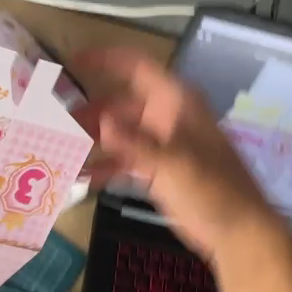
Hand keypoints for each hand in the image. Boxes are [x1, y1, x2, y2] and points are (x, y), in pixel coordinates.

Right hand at [73, 46, 282, 261]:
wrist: (238, 232)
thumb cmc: (214, 190)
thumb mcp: (174, 164)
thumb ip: (135, 144)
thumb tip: (100, 123)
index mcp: (176, 102)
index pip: (136, 67)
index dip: (106, 59)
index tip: (72, 60)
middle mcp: (164, 117)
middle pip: (118, 104)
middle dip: (86, 112)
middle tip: (52, 123)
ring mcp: (159, 144)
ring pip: (116, 134)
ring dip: (89, 141)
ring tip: (58, 150)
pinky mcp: (155, 170)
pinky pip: (121, 161)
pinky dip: (101, 167)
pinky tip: (77, 177)